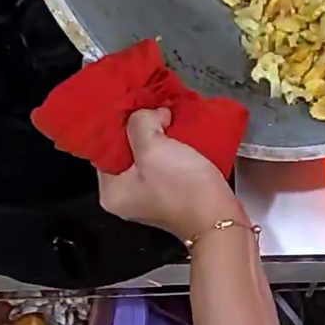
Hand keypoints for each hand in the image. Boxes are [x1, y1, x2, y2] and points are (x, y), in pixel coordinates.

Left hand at [97, 108, 246, 240]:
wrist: (221, 218)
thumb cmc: (185, 190)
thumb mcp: (154, 148)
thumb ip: (142, 123)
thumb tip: (150, 114)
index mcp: (112, 191)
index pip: (103, 148)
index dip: (118, 125)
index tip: (133, 106)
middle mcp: (128, 197)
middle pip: (127, 152)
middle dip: (141, 129)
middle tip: (153, 109)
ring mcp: (152, 197)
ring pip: (149, 156)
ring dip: (160, 138)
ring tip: (168, 118)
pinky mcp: (174, 194)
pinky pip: (167, 164)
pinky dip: (173, 150)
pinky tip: (182, 136)